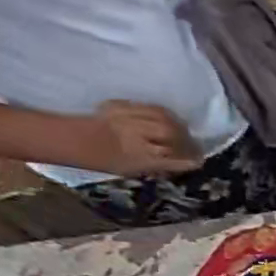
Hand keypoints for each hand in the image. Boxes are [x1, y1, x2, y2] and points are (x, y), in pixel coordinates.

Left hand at [74, 100, 203, 175]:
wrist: (76, 139)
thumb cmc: (108, 161)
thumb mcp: (136, 170)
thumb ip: (160, 165)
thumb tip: (184, 162)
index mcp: (140, 157)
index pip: (175, 157)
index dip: (190, 158)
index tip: (199, 161)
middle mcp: (135, 136)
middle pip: (172, 134)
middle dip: (187, 141)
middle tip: (194, 146)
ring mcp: (127, 118)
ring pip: (164, 118)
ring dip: (179, 126)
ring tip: (184, 132)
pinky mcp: (121, 105)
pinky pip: (151, 107)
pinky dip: (165, 114)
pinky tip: (170, 119)